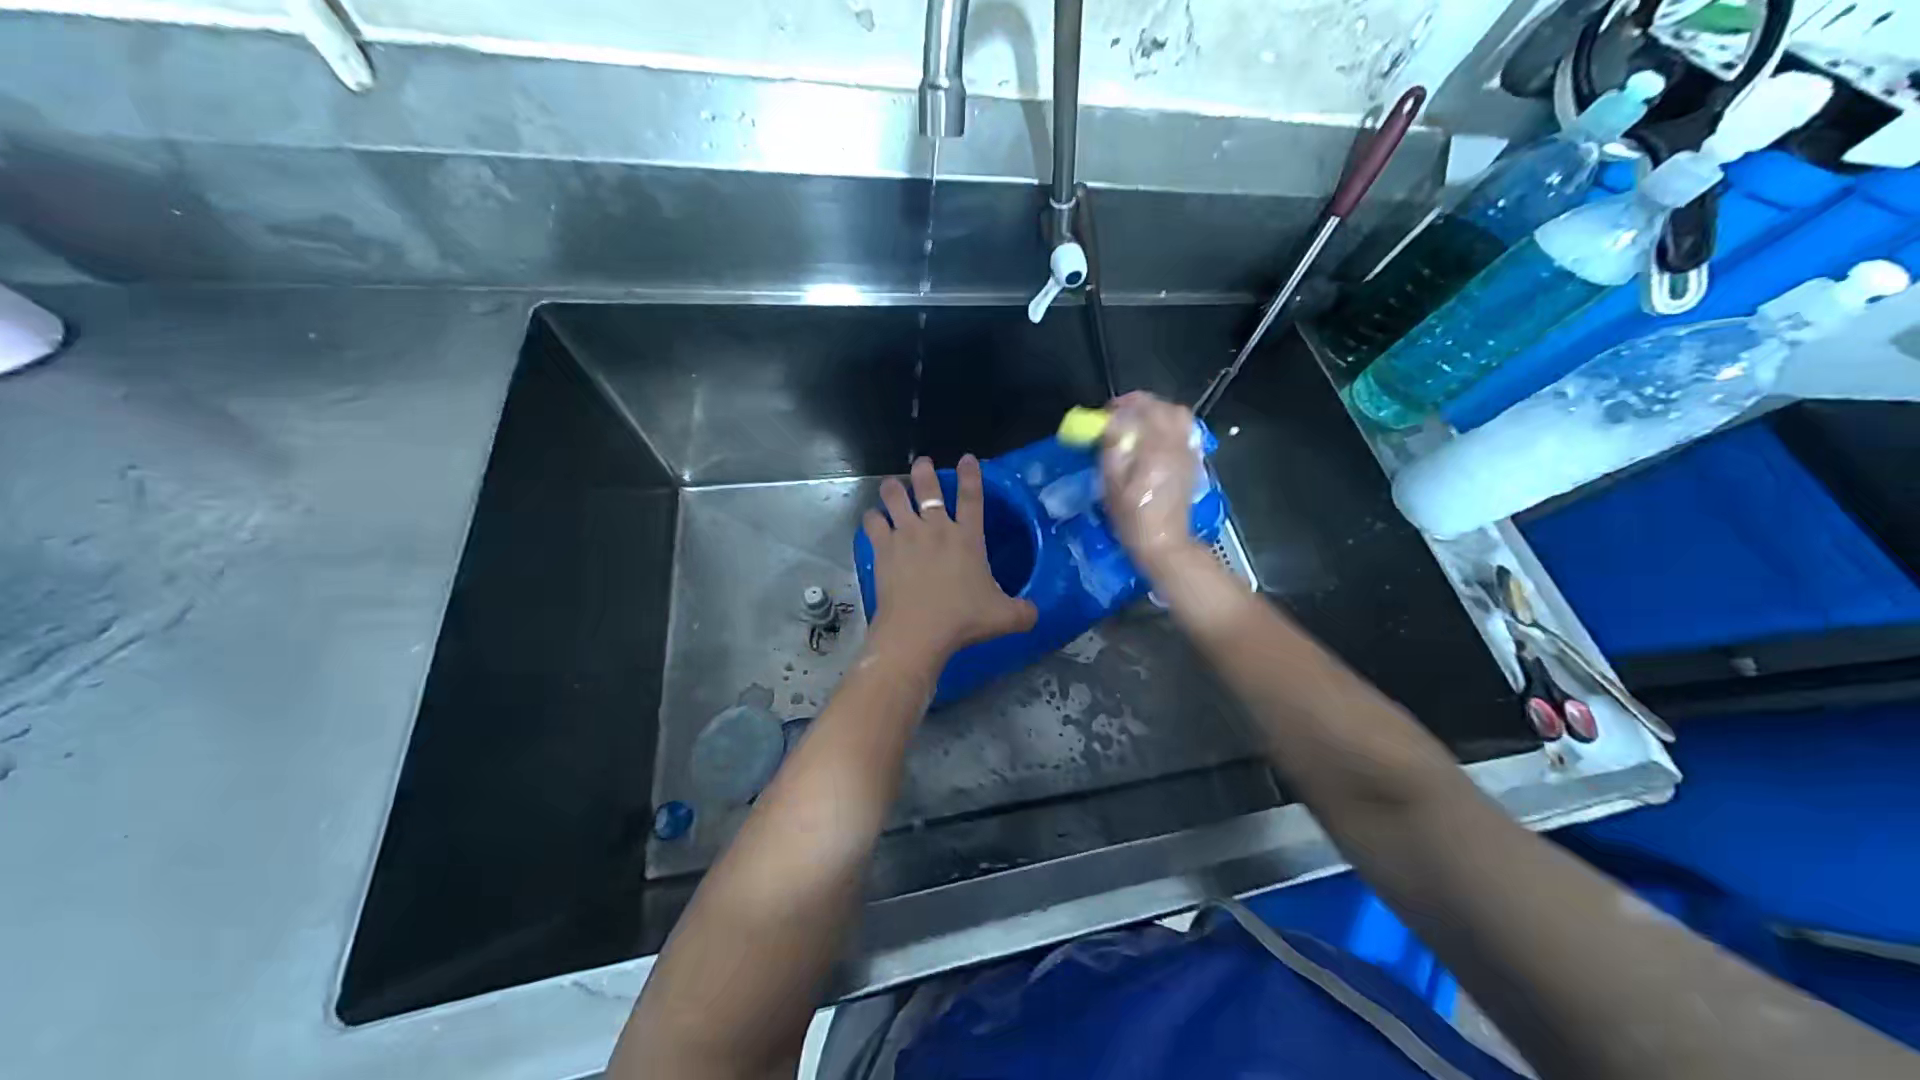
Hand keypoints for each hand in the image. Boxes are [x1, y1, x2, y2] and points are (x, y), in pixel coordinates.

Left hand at [863, 455, 1038, 664]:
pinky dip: (873, 518)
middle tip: (922, 464)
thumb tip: (1035, 614)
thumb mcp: (1005, 617)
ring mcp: (907, 536)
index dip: (971, 475)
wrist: (917, 631)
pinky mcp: (883, 549)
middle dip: (924, 471)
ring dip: (894, 488)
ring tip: (892, 485)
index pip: (972, 497)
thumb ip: (1024, 611)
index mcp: (967, 538)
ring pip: (895, 498)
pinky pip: (873, 523)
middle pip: (928, 488)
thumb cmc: (962, 620)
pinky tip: (873, 519)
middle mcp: (936, 529)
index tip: (967, 458)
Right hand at [1101, 391, 1202, 565]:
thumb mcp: (1111, 483)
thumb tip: (1110, 422)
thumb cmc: (1132, 517)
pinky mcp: (1192, 464)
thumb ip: (1112, 447)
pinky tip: (1154, 443)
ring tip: (1138, 427)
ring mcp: (1189, 453)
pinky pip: (1185, 434)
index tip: (1105, 414)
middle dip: (1141, 406)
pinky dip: (1169, 429)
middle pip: (1165, 408)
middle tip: (1120, 418)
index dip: (1122, 405)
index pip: (1144, 407)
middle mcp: (1178, 444)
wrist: (1164, 544)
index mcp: (1157, 446)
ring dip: (1157, 415)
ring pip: (1179, 418)